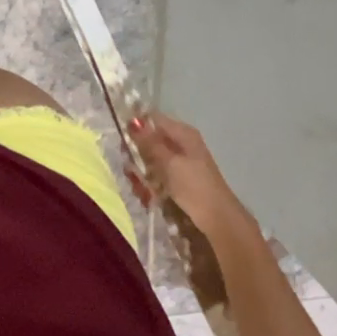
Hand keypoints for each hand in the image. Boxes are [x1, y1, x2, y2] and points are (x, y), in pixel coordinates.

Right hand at [129, 112, 247, 229]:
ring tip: (141, 187)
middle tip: (129, 168)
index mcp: (183, 134)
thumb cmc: (193, 186)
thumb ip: (150, 143)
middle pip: (151, 140)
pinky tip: (148, 194)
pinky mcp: (178, 178)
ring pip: (151, 160)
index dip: (136, 126)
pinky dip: (150, 183)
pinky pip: (157, 174)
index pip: (154, 119)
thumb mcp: (169, 163)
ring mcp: (180, 162)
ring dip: (142, 173)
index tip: (121, 139)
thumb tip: (133, 121)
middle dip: (137, 155)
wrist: (215, 216)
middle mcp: (181, 144)